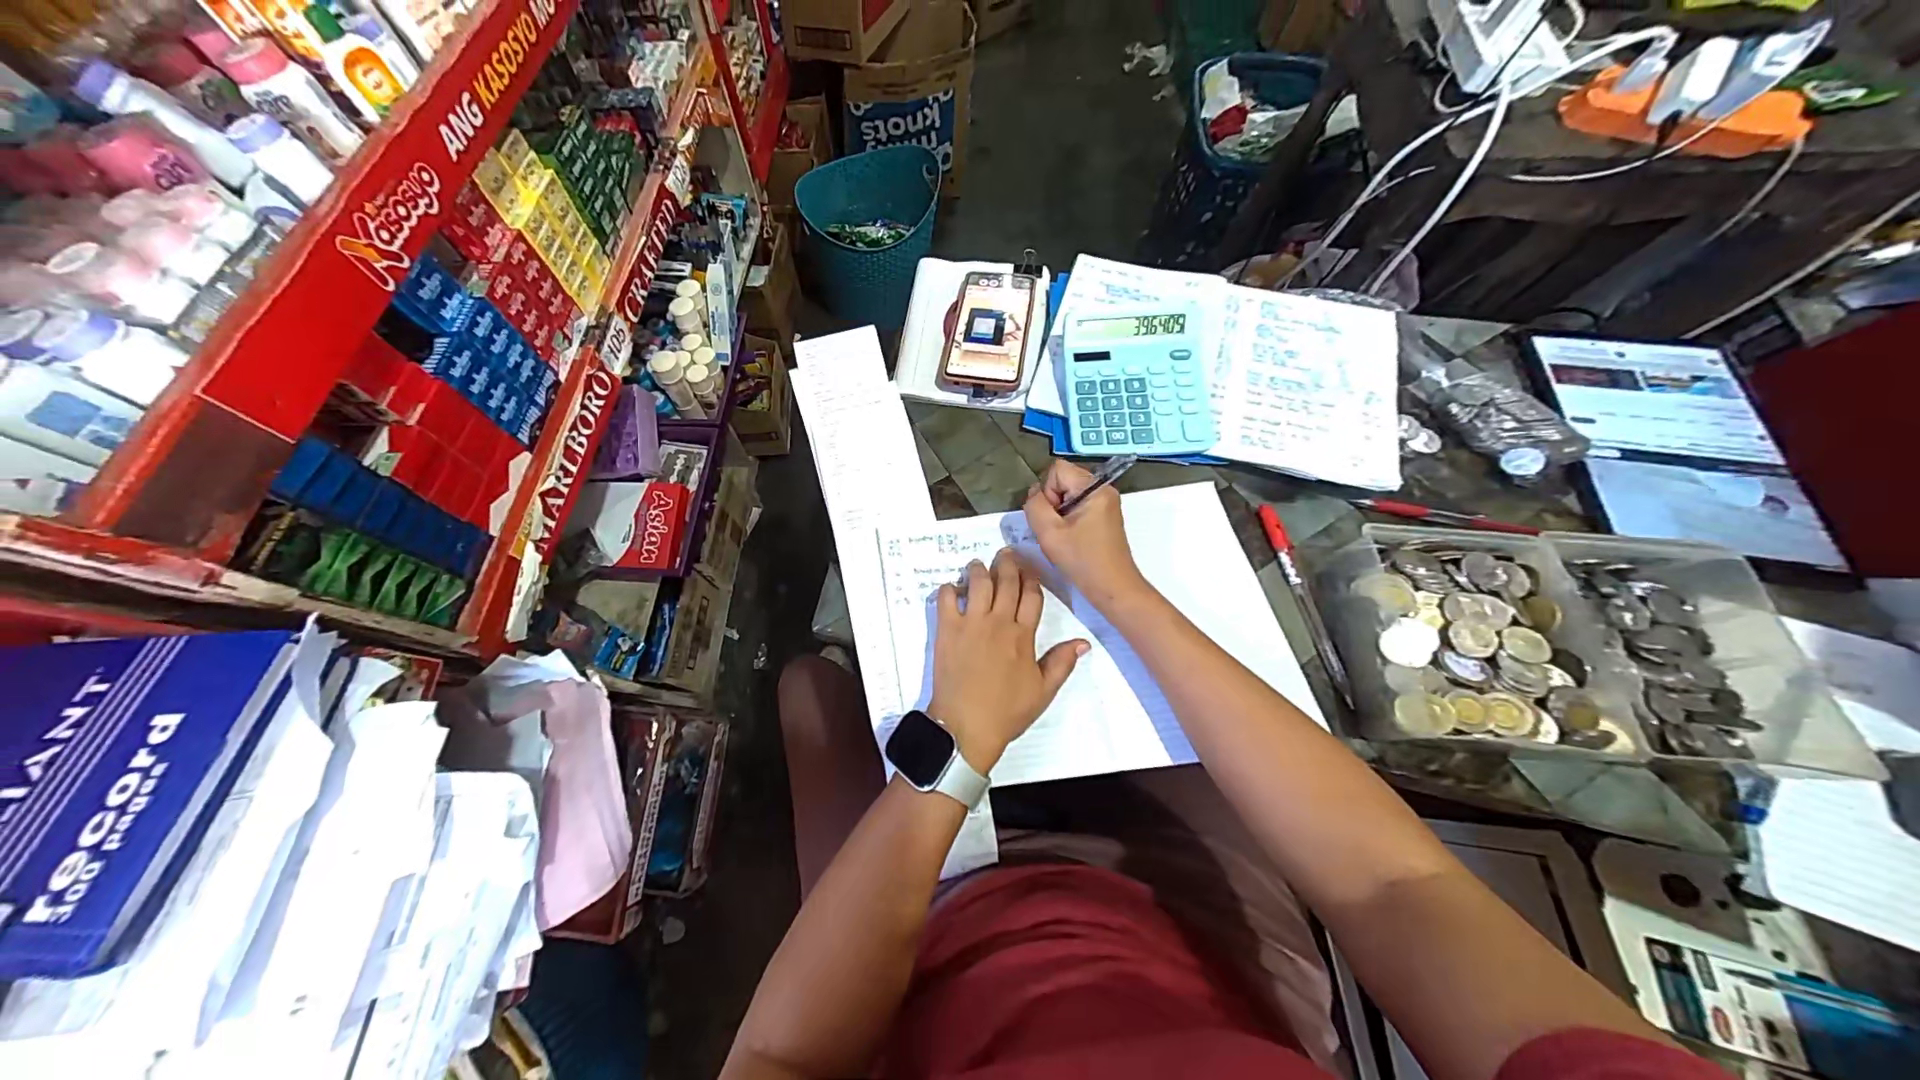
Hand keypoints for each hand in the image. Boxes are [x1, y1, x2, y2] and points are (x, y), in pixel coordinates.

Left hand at [927, 549, 1087, 772]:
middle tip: (1005, 554)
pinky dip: (949, 588)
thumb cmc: (1006, 711)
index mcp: (1023, 635)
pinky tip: (953, 589)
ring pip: (978, 584)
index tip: (1029, 571)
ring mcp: (971, 623)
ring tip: (979, 565)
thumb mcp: (1043, 691)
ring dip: (979, 570)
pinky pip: (946, 598)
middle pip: (1006, 582)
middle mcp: (999, 622)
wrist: (966, 726)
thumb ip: (1062, 663)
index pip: (1032, 596)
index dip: (1031, 579)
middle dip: (1008, 564)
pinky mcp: (947, 630)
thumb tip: (1083, 643)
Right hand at [1024, 459, 1152, 610]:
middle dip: (1052, 503)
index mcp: (1095, 488)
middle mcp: (1103, 490)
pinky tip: (1070, 541)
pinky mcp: (1104, 518)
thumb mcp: (1049, 532)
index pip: (1057, 470)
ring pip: (1068, 496)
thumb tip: (1035, 494)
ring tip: (1063, 537)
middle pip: (1063, 481)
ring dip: (1058, 515)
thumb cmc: (1083, 561)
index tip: (1053, 518)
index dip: (1047, 491)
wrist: (1113, 588)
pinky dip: (1068, 522)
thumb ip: (1035, 506)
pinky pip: (1077, 508)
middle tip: (1056, 530)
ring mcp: (1105, 504)